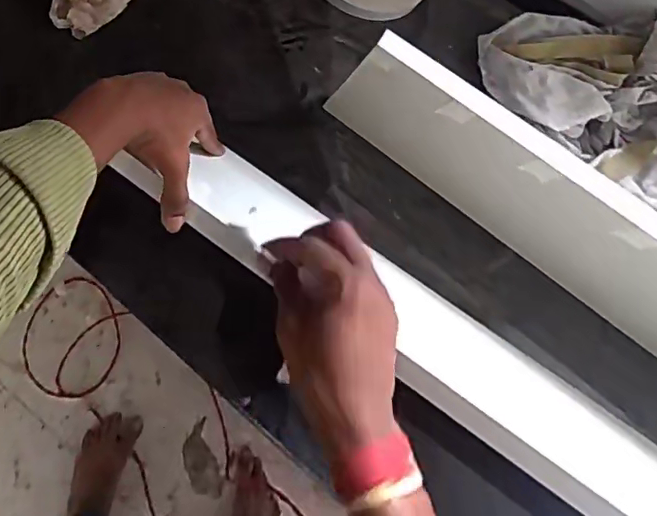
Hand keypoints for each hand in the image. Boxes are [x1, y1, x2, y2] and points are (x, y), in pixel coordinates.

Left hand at [53, 73, 220, 231]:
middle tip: (179, 145)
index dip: (211, 145)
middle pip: (187, 115)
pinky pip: (142, 98)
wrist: (118, 106)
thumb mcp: (171, 168)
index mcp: (197, 109)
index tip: (213, 150)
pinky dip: (140, 108)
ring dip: (163, 116)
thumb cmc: (152, 130)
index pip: (209, 132)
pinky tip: (133, 123)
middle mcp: (180, 92)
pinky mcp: (135, 81)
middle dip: (185, 129)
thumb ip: (176, 196)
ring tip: (154, 135)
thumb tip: (176, 219)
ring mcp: (158, 83)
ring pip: (165, 103)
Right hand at [265, 220, 399, 462]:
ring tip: (303, 270)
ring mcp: (382, 296)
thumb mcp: (291, 331)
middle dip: (312, 235)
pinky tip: (324, 290)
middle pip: (342, 233)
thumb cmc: (322, 381)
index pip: (311, 245)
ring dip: (329, 252)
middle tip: (289, 251)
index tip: (269, 251)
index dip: (284, 245)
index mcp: (346, 284)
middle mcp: (370, 282)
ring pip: (355, 251)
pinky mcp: (387, 312)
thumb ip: (286, 289)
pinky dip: (343, 271)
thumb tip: (279, 267)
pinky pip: (363, 274)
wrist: (360, 423)